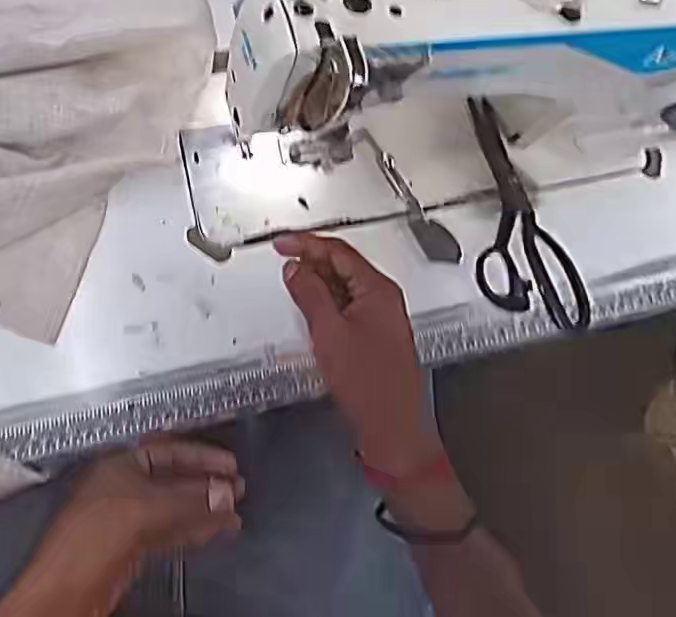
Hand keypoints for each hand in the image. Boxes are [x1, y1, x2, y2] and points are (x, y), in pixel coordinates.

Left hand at [0, 440, 242, 616]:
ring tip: (236, 514)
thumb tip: (228, 492)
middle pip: (174, 479)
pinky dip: (194, 529)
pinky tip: (216, 531)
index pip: (169, 450)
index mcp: (121, 462)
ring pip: (175, 507)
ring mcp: (129, 517)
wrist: (65, 592)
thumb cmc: (98, 534)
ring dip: (205, 509)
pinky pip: (170, 531)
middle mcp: (125, 484)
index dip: (200, 455)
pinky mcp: (133, 548)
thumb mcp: (146, 509)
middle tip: (240, 488)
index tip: (231, 464)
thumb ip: (189, 501)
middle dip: (206, 483)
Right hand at [277, 233, 442, 475]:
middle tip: (284, 260)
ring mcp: (380, 317)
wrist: (393, 432)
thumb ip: (309, 293)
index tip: (282, 244)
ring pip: (343, 284)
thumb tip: (295, 268)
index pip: (338, 250)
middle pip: (343, 264)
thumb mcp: (329, 332)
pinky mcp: (374, 334)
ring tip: (291, 283)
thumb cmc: (369, 385)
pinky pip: (346, 303)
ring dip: (316, 280)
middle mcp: (383, 298)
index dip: (306, 243)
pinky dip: (324, 300)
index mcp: (378, 289)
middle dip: (311, 259)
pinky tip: (309, 308)